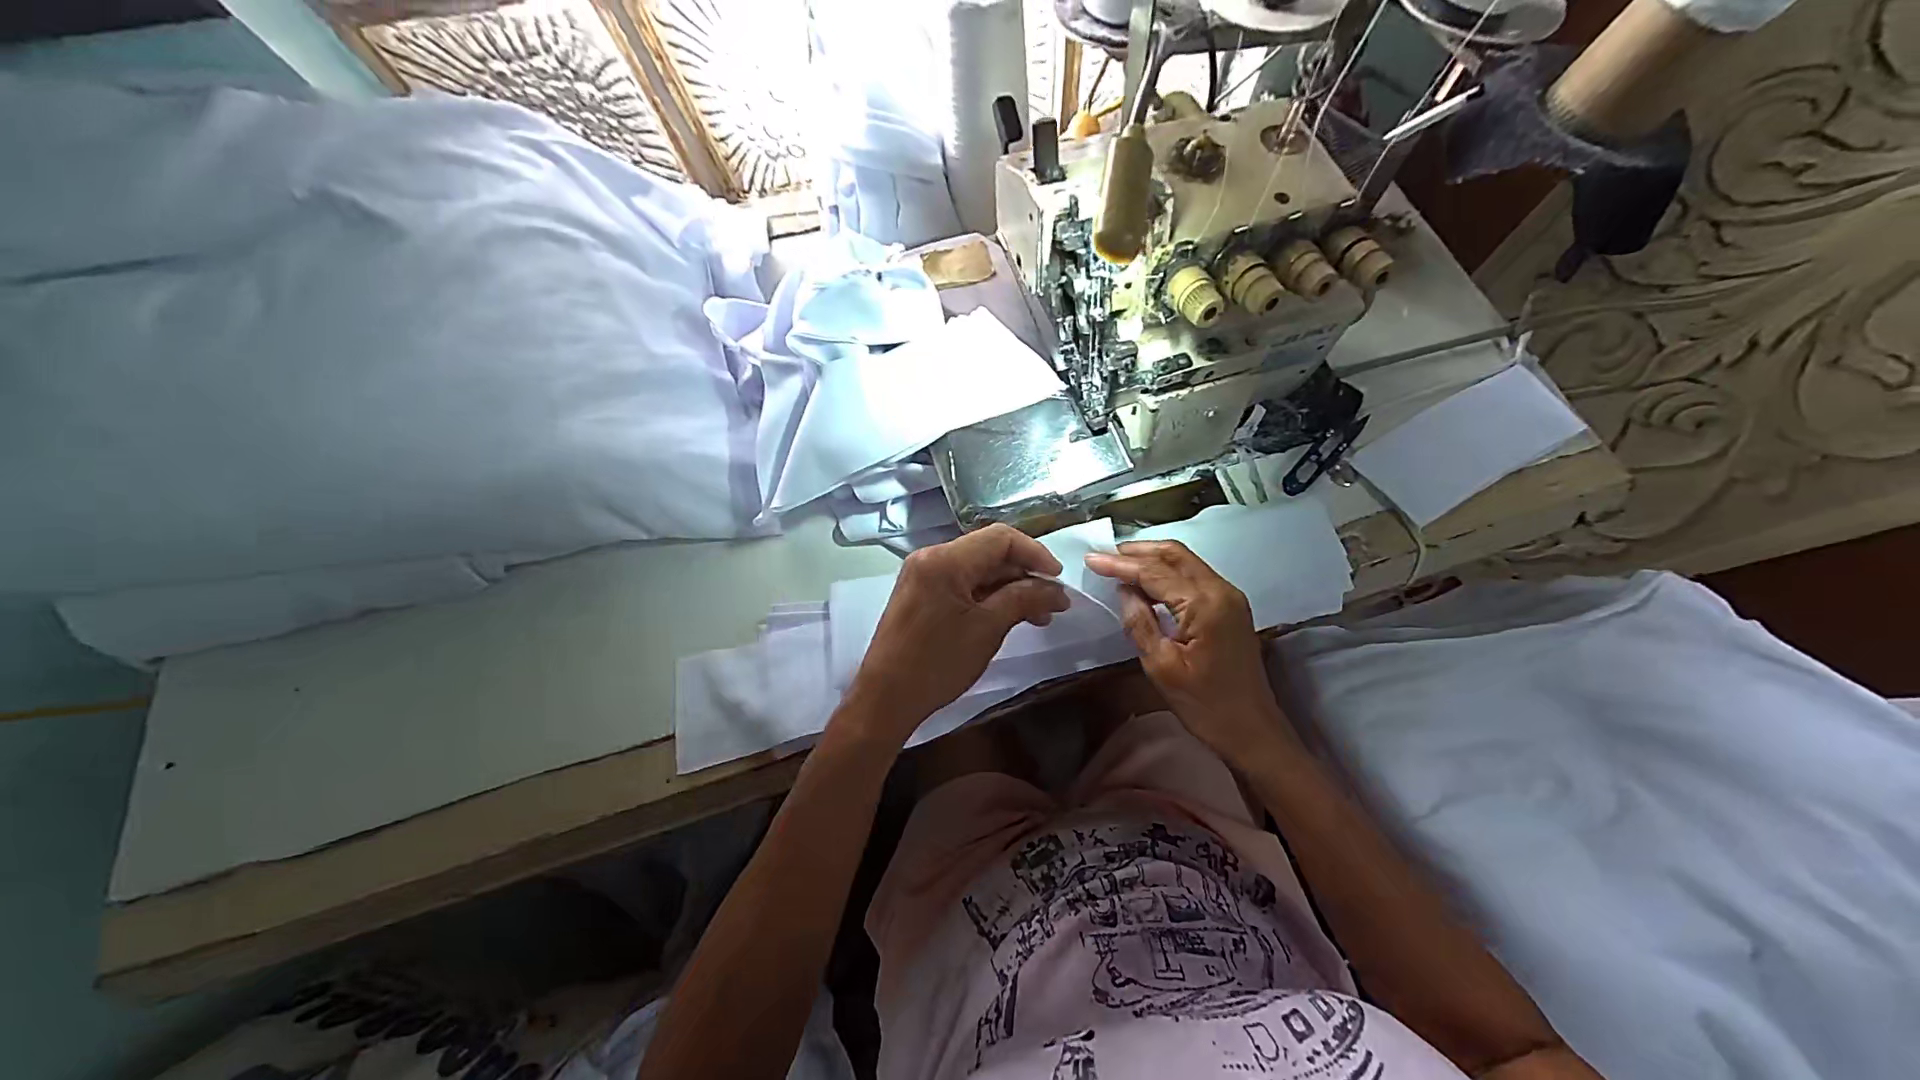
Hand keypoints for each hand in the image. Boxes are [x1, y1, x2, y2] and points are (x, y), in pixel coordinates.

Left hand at [842, 524, 1069, 745]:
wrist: (886, 698)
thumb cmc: (937, 663)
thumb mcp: (988, 629)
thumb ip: (1024, 599)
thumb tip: (1057, 591)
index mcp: (945, 559)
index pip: (1000, 538)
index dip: (1035, 554)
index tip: (1059, 579)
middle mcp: (930, 558)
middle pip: (988, 551)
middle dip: (1024, 574)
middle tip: (1052, 603)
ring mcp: (922, 576)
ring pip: (976, 569)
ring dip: (1008, 588)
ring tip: (1037, 616)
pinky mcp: (920, 594)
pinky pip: (961, 584)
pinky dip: (987, 597)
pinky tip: (1009, 617)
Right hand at [1084, 540, 1295, 766]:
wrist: (1252, 731)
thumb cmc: (1204, 704)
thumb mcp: (1161, 666)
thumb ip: (1139, 622)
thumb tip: (1124, 591)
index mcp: (1204, 604)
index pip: (1154, 572)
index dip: (1119, 564)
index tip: (1089, 559)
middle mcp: (1221, 590)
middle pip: (1175, 555)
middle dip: (1138, 551)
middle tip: (1104, 555)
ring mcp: (1230, 598)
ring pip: (1186, 562)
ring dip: (1153, 559)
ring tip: (1119, 564)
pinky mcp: (1231, 608)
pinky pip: (1195, 577)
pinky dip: (1168, 573)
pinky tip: (1147, 583)